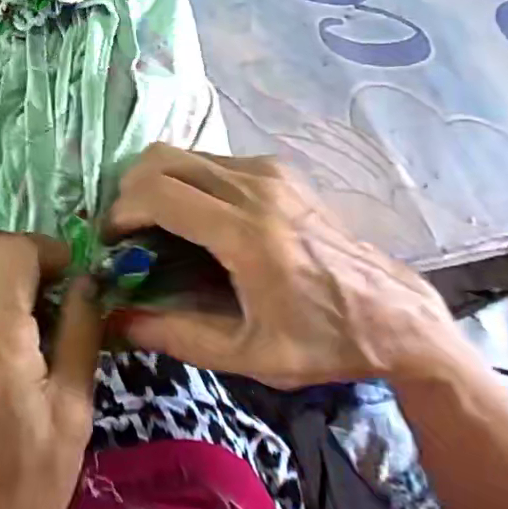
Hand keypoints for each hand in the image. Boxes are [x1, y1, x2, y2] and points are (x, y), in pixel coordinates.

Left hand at [0, 232, 103, 508]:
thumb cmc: (31, 478)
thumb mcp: (73, 408)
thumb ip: (81, 333)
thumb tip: (87, 282)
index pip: (12, 248)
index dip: (49, 248)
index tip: (76, 275)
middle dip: (30, 254)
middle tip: (63, 288)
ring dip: (14, 277)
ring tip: (48, 319)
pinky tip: (22, 342)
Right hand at [103, 145, 460, 387]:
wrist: (396, 316)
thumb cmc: (323, 341)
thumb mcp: (248, 355)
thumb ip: (174, 335)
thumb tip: (111, 321)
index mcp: (247, 234)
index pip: (157, 193)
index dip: (121, 211)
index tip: (111, 241)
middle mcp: (254, 188)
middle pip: (160, 158)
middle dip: (128, 189)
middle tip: (127, 228)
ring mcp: (267, 171)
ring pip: (181, 153)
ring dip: (155, 182)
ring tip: (156, 223)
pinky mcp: (276, 169)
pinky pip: (209, 159)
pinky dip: (185, 179)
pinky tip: (195, 217)